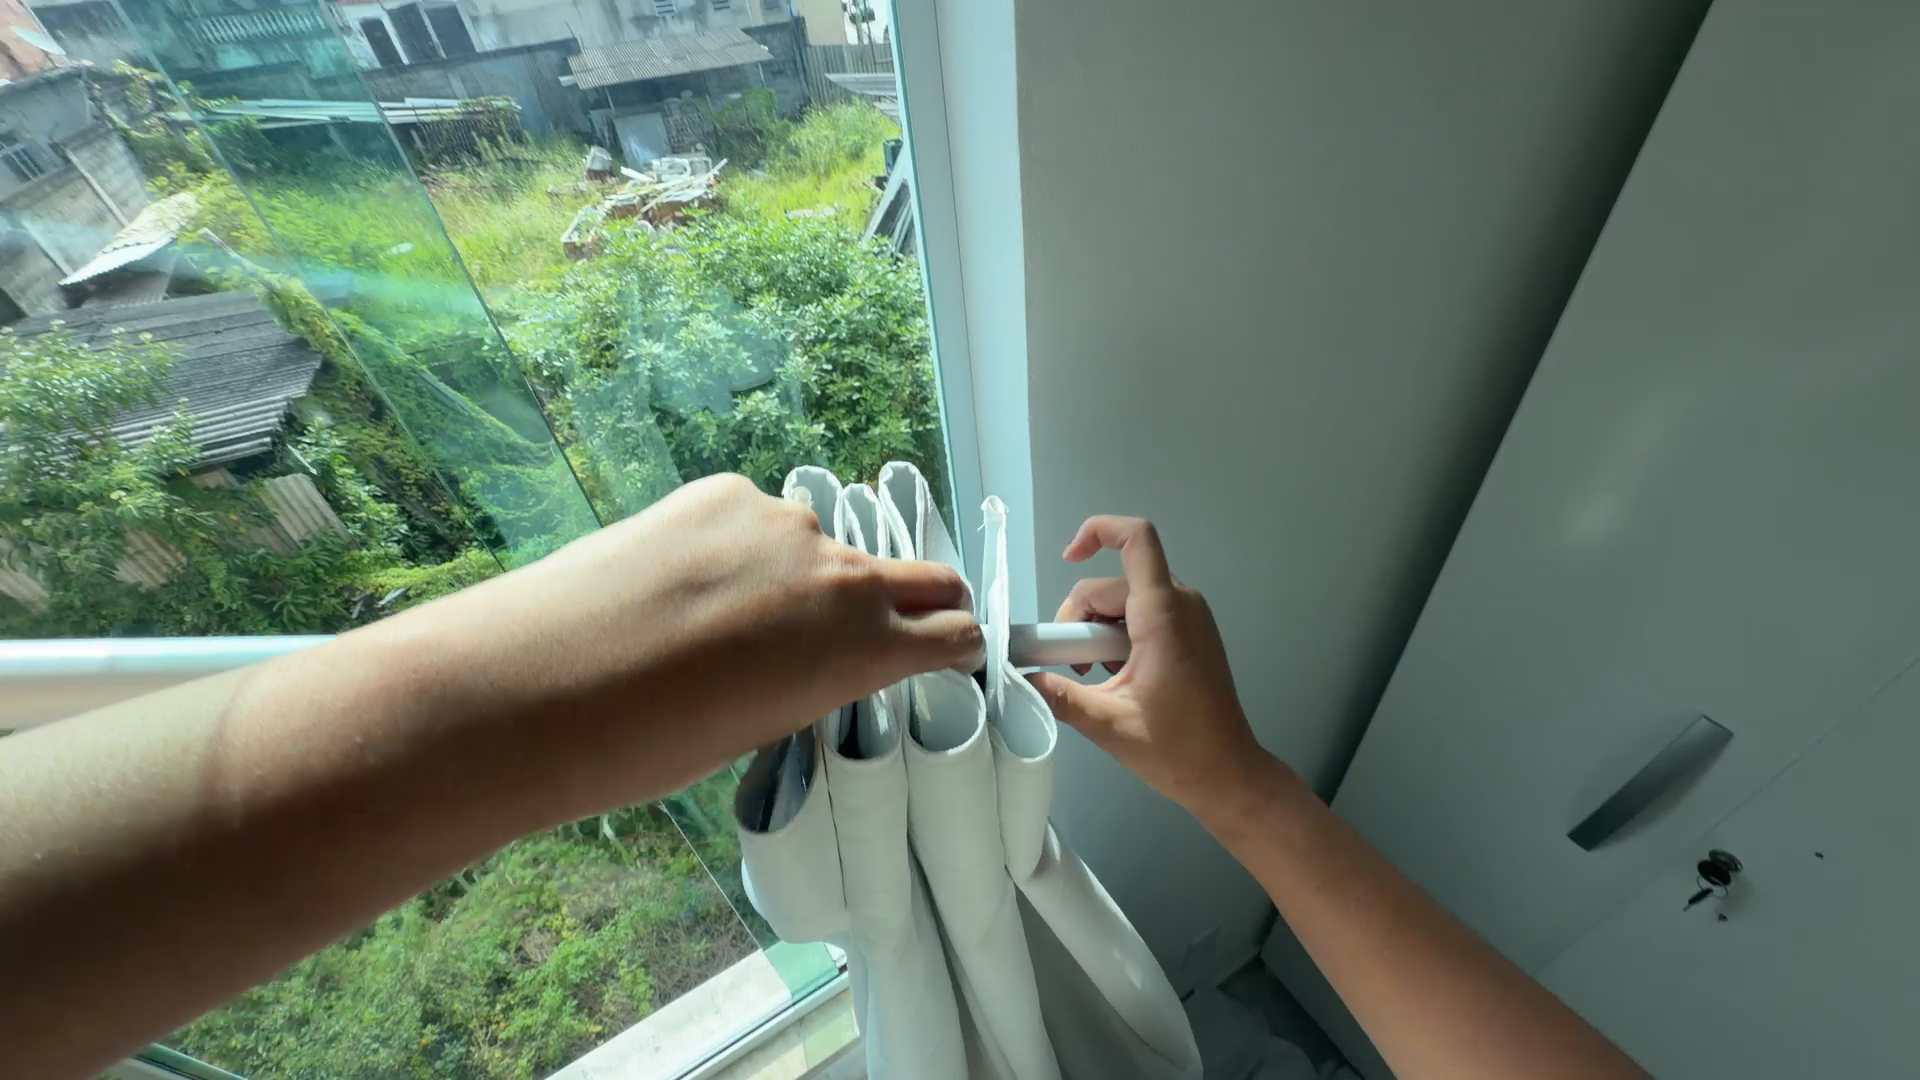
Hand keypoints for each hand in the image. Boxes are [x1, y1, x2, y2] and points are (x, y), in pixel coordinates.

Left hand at [369, 473, 983, 816]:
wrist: (531, 688)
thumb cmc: (652, 744)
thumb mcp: (765, 725)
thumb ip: (820, 675)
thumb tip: (823, 649)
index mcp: (862, 646)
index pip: (954, 630)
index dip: (956, 643)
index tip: (949, 648)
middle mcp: (842, 572)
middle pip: (923, 573)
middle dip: (921, 600)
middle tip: (880, 627)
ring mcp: (783, 521)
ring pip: (823, 548)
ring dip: (807, 574)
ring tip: (730, 610)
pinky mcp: (722, 491)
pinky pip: (758, 520)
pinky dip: (743, 545)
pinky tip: (684, 577)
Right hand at [1027, 516, 1286, 834]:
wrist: (1230, 775)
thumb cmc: (1178, 750)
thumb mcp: (1107, 725)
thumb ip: (1059, 695)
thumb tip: (1019, 676)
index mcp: (1163, 615)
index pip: (1136, 540)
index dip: (1097, 531)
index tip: (1066, 557)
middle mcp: (1179, 603)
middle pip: (1111, 582)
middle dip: (1078, 618)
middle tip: (1069, 666)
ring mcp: (1187, 616)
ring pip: (1122, 598)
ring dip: (1095, 630)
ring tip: (1092, 676)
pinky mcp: (1188, 631)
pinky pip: (1139, 612)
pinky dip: (1115, 635)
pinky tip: (1113, 674)